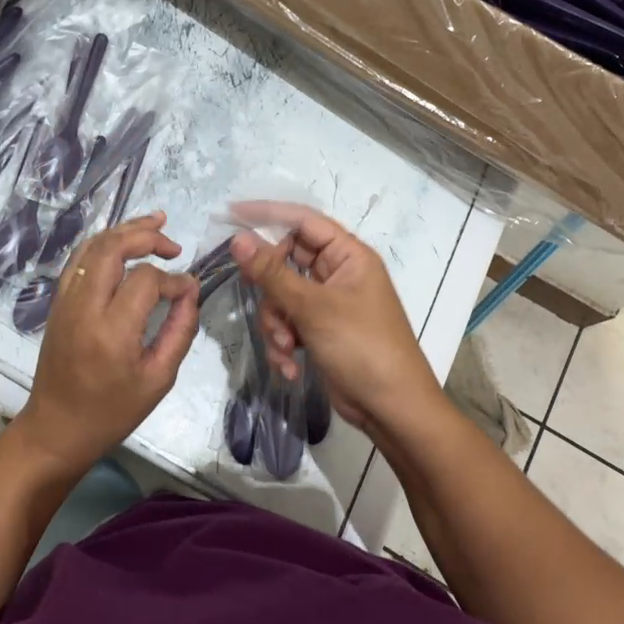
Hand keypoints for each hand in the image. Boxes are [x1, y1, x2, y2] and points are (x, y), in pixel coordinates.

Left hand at [13, 213, 200, 473]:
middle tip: (172, 242)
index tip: (189, 289)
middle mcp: (84, 307)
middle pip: (112, 248)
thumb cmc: (112, 412)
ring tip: (154, 224)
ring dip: (123, 231)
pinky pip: (78, 259)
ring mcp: (66, 301)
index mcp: (112, 331)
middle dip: (145, 235)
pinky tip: (123, 242)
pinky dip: (102, 244)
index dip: (173, 279)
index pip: (146, 280)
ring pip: (92, 247)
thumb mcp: (158, 379)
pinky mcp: (57, 302)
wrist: (56, 428)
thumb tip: (190, 291)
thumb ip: (179, 331)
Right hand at [229, 202, 440, 431]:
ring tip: (285, 346)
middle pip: (287, 261)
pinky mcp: (320, 331)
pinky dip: (284, 342)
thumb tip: (238, 239)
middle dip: (271, 288)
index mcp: (349, 255)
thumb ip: (272, 272)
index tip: (231, 214)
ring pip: (282, 296)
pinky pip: (289, 323)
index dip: (267, 214)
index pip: (303, 220)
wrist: (392, 408)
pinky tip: (289, 365)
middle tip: (258, 294)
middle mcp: (339, 273)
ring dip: (276, 323)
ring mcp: (329, 304)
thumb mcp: (313, 307)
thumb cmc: (362, 346)